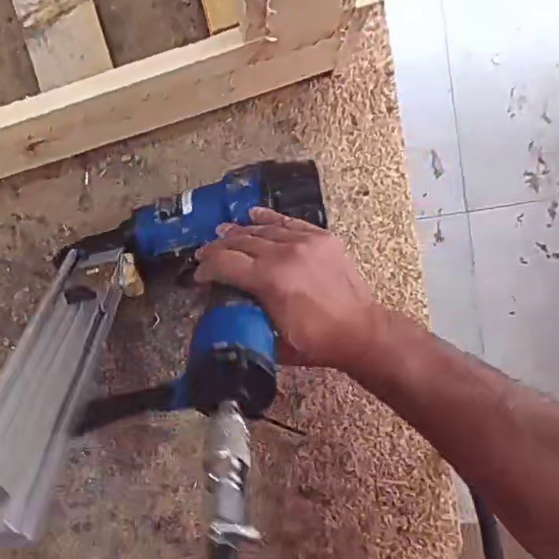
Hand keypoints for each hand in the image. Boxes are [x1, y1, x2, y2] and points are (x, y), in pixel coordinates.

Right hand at [194, 206, 390, 371]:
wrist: (361, 331)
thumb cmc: (319, 342)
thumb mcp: (274, 340)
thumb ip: (248, 319)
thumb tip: (228, 311)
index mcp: (271, 280)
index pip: (225, 264)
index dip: (205, 268)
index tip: (197, 275)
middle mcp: (286, 254)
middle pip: (240, 242)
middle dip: (218, 248)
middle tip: (205, 254)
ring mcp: (306, 243)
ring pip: (264, 230)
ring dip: (240, 232)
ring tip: (224, 233)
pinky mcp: (323, 239)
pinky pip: (290, 223)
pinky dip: (270, 219)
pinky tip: (255, 215)